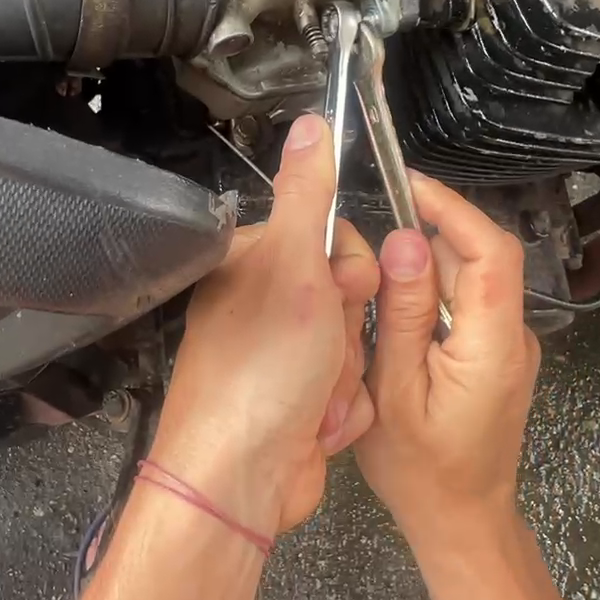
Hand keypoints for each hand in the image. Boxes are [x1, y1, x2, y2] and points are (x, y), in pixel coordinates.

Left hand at [153, 114, 379, 536]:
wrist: (243, 478)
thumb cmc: (261, 369)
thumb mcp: (293, 267)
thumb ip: (308, 194)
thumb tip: (311, 122)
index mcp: (254, 265)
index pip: (332, 239)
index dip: (349, 268)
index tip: (340, 290)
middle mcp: (266, 306)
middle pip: (349, 296)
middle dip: (348, 331)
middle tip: (322, 351)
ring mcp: (282, 358)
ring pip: (355, 346)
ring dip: (347, 376)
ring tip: (315, 398)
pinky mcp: (300, 402)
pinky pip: (351, 390)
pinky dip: (343, 411)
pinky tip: (317, 426)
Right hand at [354, 174, 540, 545]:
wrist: (460, 520)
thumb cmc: (420, 469)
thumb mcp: (394, 392)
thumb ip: (404, 315)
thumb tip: (403, 241)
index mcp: (493, 344)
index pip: (491, 252)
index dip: (452, 209)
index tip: (406, 185)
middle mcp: (514, 335)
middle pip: (480, 259)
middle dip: (428, 236)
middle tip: (371, 241)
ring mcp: (509, 345)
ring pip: (470, 279)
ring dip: (425, 266)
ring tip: (373, 281)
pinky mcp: (496, 353)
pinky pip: (467, 304)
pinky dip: (432, 293)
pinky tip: (395, 312)